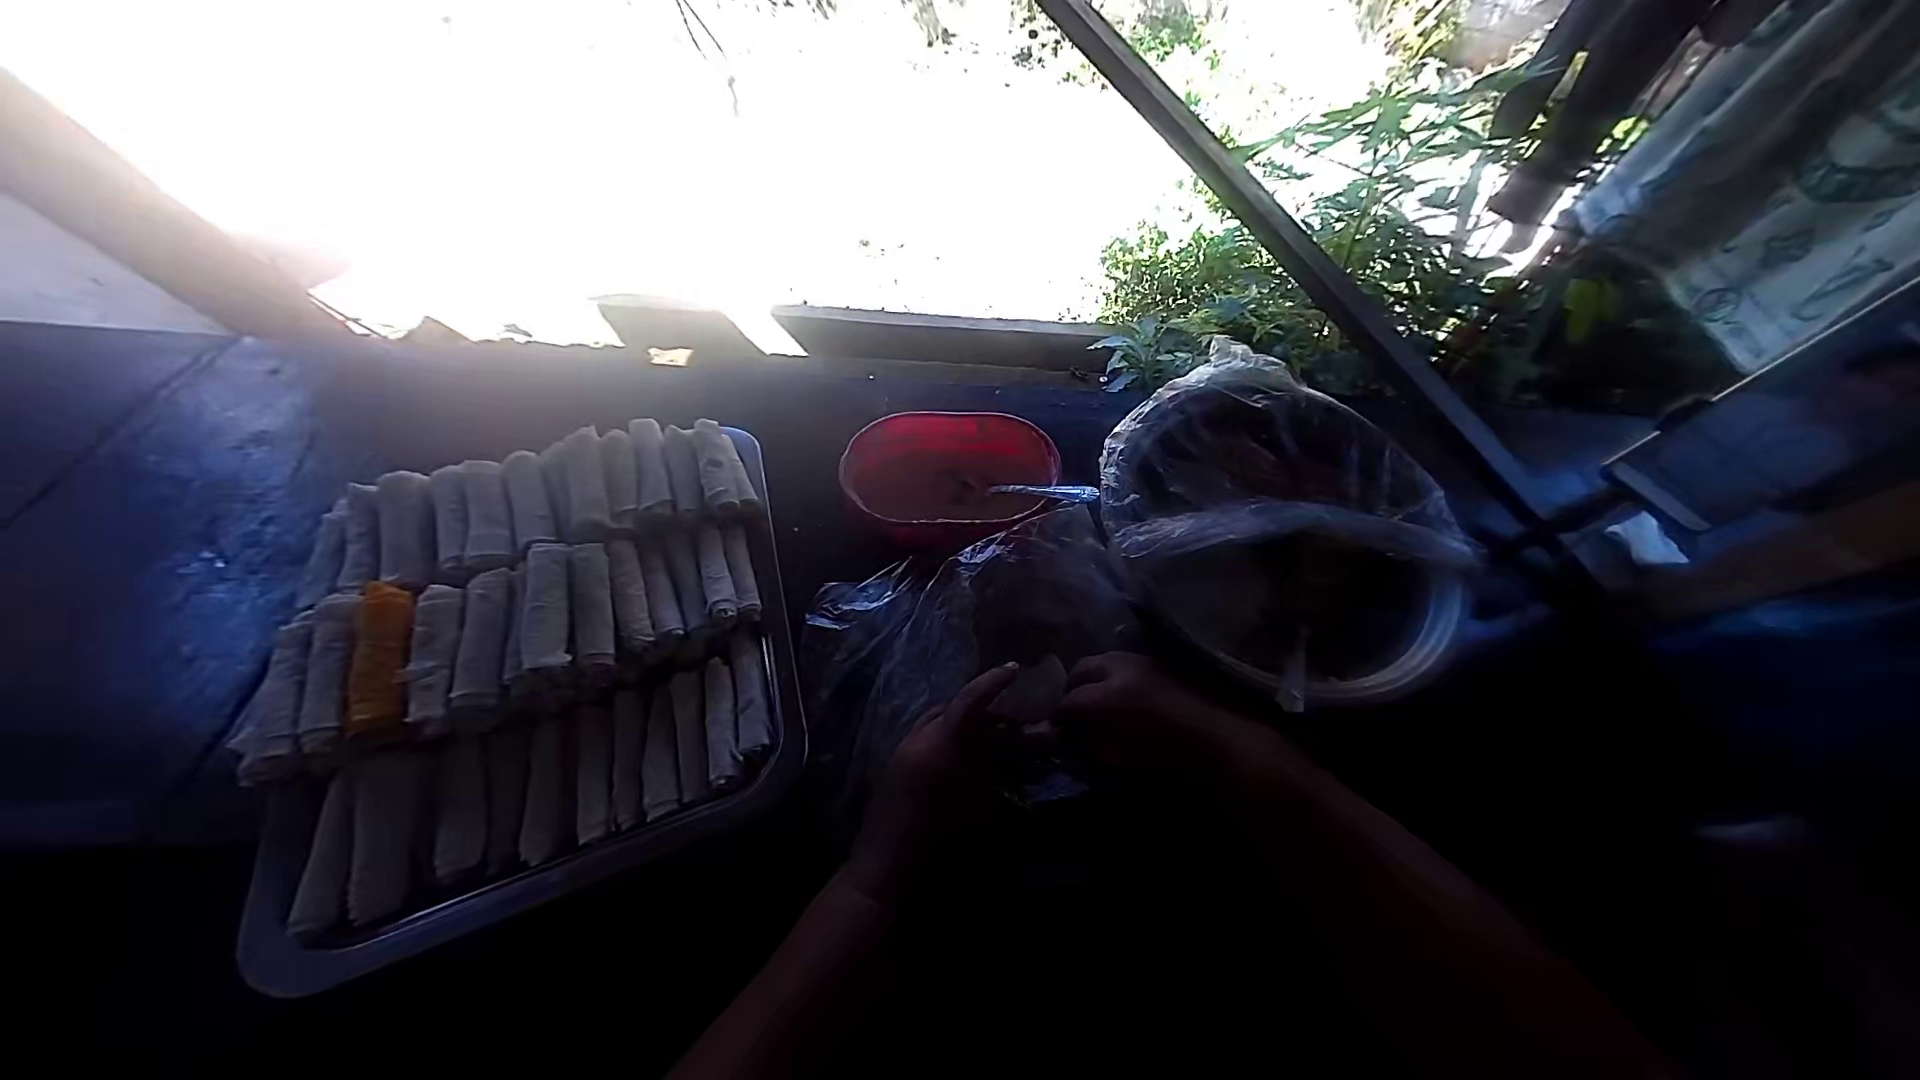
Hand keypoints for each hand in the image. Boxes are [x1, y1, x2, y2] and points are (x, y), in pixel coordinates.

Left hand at [843, 662, 1020, 905]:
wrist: (883, 874)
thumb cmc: (938, 852)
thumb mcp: (979, 812)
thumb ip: (988, 769)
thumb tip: (1002, 744)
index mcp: (938, 749)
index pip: (967, 702)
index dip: (991, 683)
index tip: (1014, 670)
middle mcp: (917, 740)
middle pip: (952, 706)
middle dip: (982, 703)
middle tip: (1011, 710)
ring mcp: (903, 750)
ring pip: (938, 719)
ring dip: (964, 718)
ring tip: (992, 728)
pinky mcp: (896, 764)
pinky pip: (926, 735)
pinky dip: (948, 733)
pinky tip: (965, 750)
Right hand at [1059, 651, 1278, 772]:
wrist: (1221, 738)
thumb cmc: (1169, 754)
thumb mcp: (1120, 756)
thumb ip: (1086, 742)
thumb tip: (1061, 736)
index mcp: (1109, 695)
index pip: (1069, 700)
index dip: (1059, 716)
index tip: (1058, 729)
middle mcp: (1120, 668)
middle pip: (1081, 669)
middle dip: (1073, 689)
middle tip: (1075, 711)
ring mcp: (1140, 660)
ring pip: (1102, 661)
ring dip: (1093, 679)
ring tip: (1098, 700)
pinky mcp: (1156, 660)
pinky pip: (1123, 663)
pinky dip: (1113, 675)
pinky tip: (1122, 695)